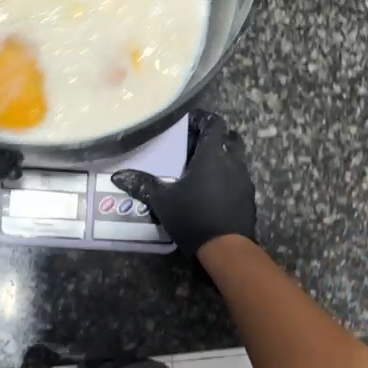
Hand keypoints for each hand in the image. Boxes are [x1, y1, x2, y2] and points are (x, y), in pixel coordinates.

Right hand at [111, 109, 255, 254]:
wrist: (226, 248)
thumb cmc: (193, 217)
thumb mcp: (163, 201)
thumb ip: (143, 185)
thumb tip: (118, 176)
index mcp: (212, 156)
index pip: (215, 123)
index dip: (203, 119)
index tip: (190, 123)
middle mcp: (233, 162)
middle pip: (230, 138)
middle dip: (216, 137)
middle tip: (197, 146)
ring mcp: (245, 181)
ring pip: (237, 159)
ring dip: (224, 159)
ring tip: (204, 170)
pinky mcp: (249, 198)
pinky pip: (240, 180)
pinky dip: (229, 179)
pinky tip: (215, 192)